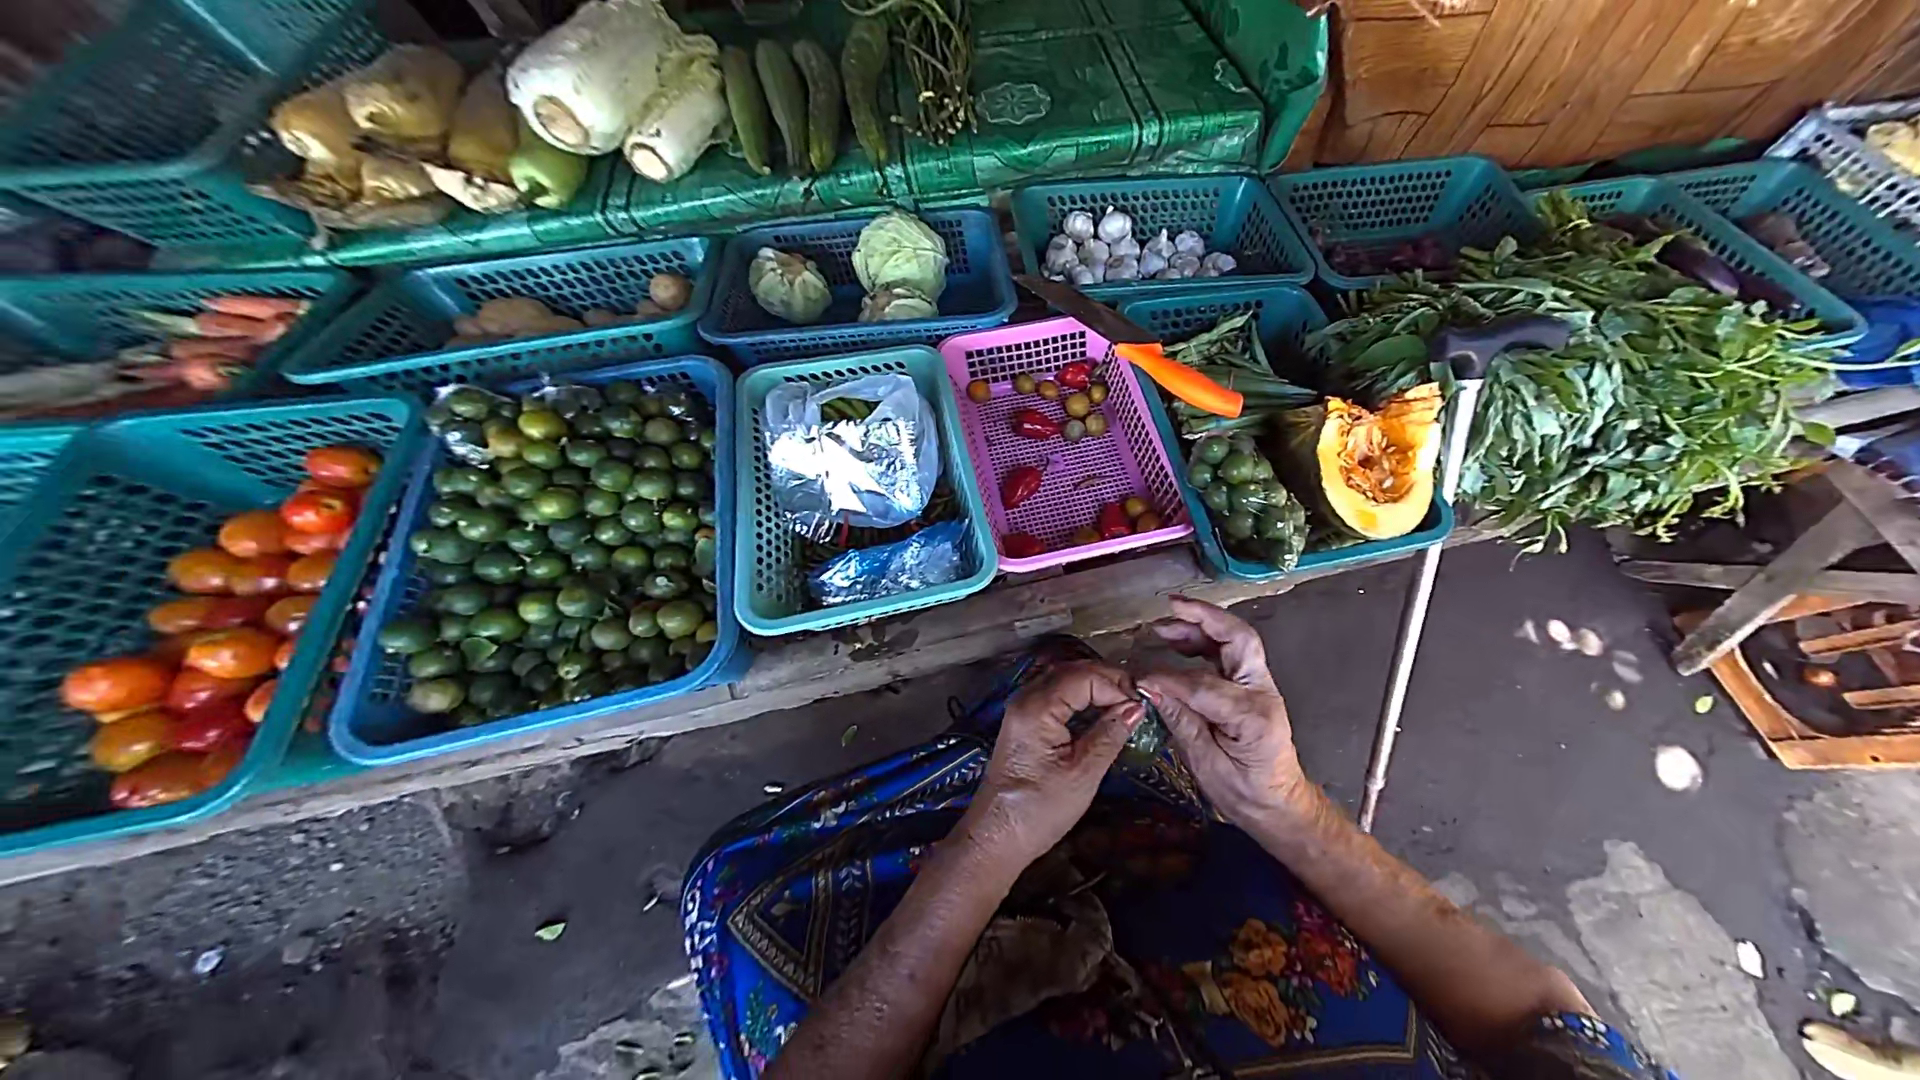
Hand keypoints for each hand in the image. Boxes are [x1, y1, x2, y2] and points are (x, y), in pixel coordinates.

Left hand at [956, 661, 1141, 870]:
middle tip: (1139, 699)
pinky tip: (1100, 711)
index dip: (1115, 686)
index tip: (1143, 704)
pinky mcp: (1024, 721)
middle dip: (1107, 680)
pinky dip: (1080, 697)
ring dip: (1095, 686)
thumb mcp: (1082, 774)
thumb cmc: (1039, 810)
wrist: (997, 836)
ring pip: (1063, 681)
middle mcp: (1025, 698)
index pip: (1083, 678)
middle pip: (1071, 672)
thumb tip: (1137, 707)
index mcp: (1036, 708)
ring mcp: (1022, 708)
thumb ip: (1109, 735)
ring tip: (1126, 703)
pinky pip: (1055, 695)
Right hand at [1138, 598, 1317, 830]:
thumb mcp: (1206, 764)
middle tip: (1169, 607)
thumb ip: (1179, 720)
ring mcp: (1259, 685)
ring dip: (1199, 624)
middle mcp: (1262, 691)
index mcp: (1253, 717)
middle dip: (1204, 617)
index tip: (1138, 680)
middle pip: (1238, 638)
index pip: (1203, 686)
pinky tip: (1176, 641)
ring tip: (1163, 624)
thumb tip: (1147, 687)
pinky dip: (1202, 639)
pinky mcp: (1251, 684)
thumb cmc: (1245, 793)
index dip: (1167, 680)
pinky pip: (1228, 651)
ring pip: (1234, 638)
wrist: (1279, 805)